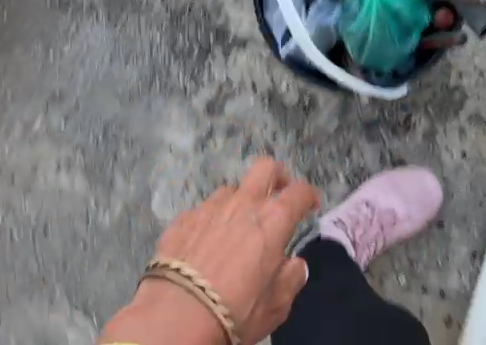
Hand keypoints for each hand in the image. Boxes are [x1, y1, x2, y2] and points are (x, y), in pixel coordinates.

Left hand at [102, 158, 320, 344]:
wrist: (174, 318)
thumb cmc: (235, 311)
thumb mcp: (277, 305)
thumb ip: (291, 278)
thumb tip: (293, 264)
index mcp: (274, 219)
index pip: (300, 191)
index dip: (308, 196)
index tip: (310, 206)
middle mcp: (244, 203)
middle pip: (265, 167)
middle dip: (277, 176)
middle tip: (277, 196)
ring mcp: (210, 208)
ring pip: (231, 190)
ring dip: (239, 202)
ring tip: (235, 227)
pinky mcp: (182, 220)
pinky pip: (201, 212)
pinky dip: (209, 222)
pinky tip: (204, 244)